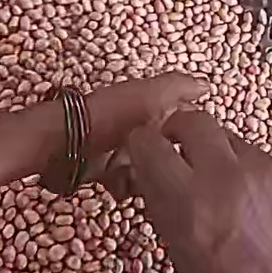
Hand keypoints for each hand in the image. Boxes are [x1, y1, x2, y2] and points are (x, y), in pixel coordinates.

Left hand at [45, 75, 208, 191]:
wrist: (65, 145)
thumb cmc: (110, 117)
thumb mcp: (149, 95)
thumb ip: (177, 87)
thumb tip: (206, 85)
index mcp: (148, 103)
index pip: (183, 119)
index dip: (193, 133)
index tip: (200, 147)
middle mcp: (136, 125)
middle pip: (168, 149)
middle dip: (171, 161)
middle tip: (172, 169)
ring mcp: (120, 149)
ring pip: (151, 170)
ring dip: (149, 177)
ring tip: (144, 177)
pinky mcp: (106, 171)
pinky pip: (128, 185)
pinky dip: (126, 187)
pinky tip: (122, 185)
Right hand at [119, 110, 271, 272]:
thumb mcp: (176, 248)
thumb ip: (158, 200)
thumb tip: (145, 169)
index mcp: (188, 203)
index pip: (148, 143)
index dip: (140, 145)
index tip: (141, 154)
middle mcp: (222, 176)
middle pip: (189, 119)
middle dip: (175, 130)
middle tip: (172, 149)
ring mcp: (257, 169)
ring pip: (221, 131)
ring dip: (207, 146)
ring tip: (207, 173)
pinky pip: (248, 149)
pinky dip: (235, 161)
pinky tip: (238, 188)